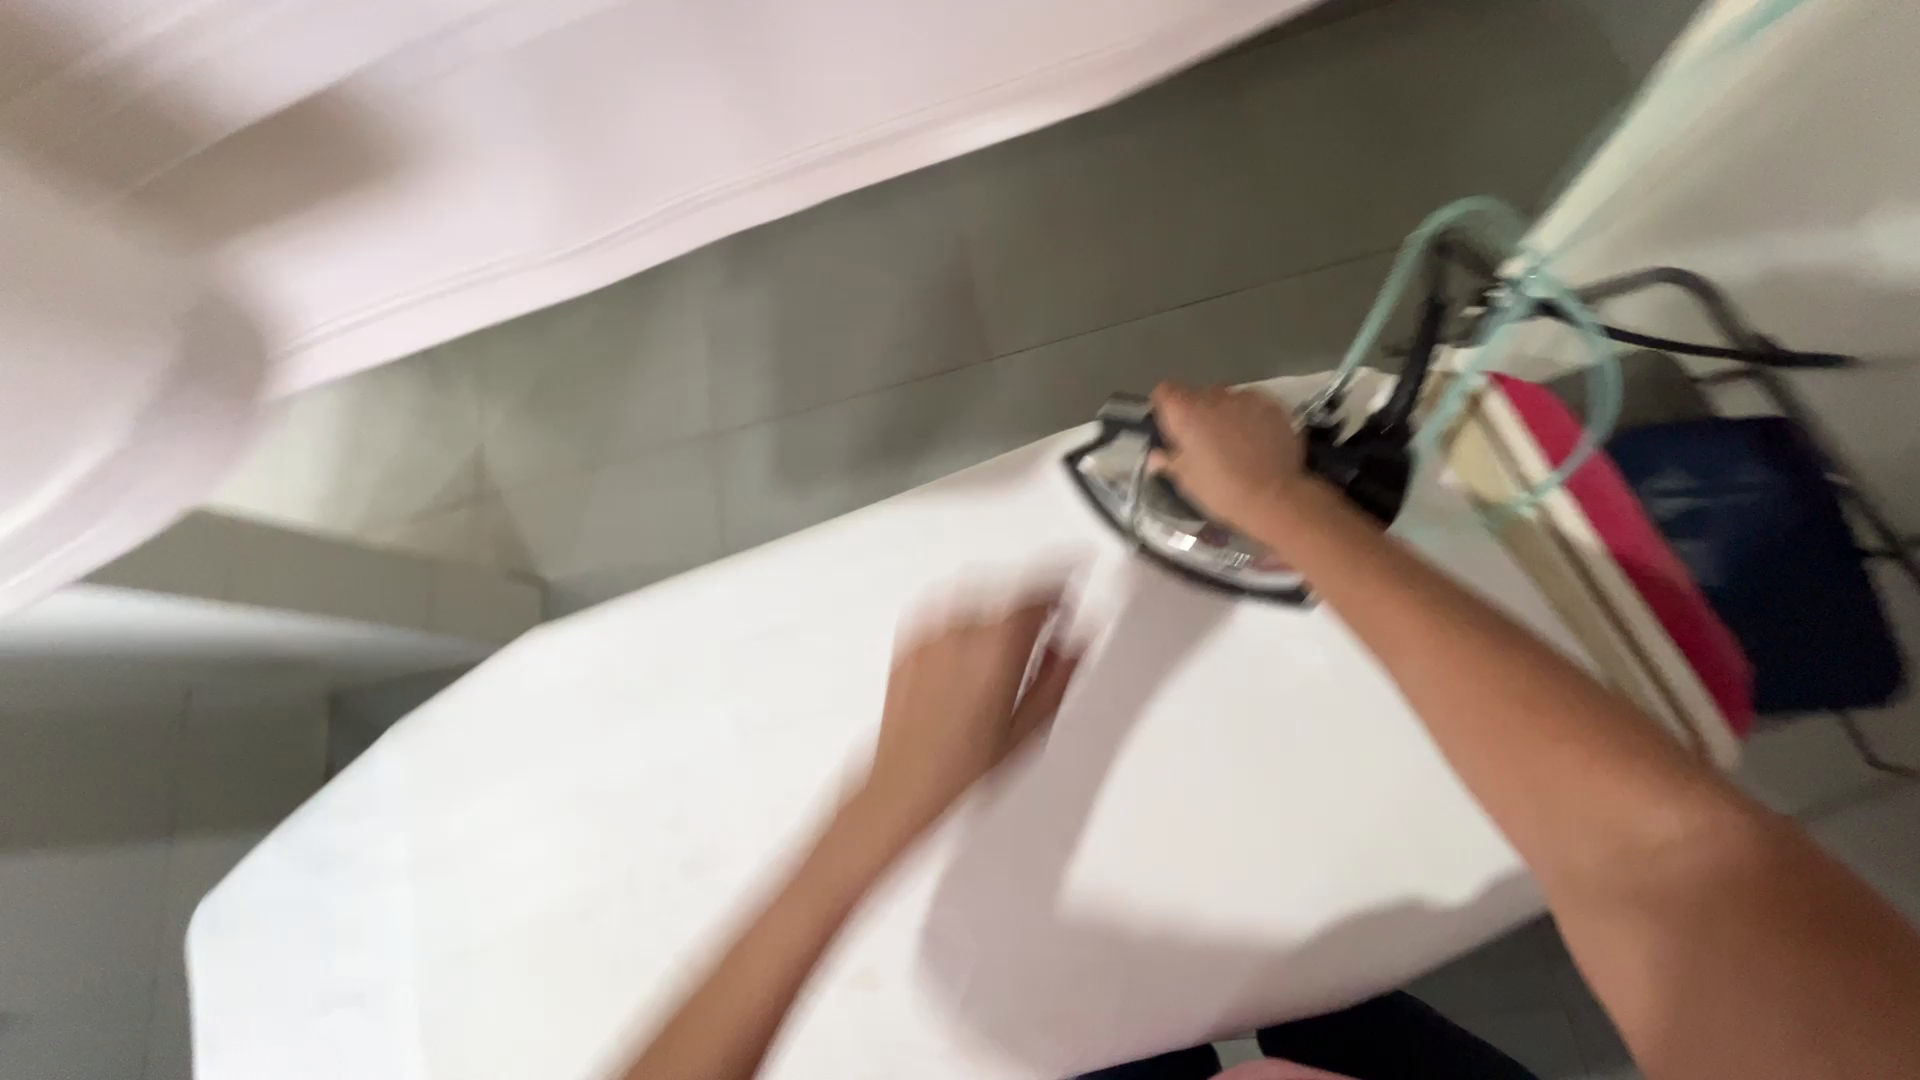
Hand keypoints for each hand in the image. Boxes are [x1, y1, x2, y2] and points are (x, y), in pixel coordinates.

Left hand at [859, 589, 1082, 832]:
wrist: (906, 779)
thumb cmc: (962, 764)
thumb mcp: (1030, 726)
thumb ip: (1059, 677)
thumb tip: (1075, 646)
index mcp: (998, 646)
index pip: (1039, 595)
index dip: (1059, 593)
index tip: (1066, 599)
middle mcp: (962, 630)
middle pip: (1007, 598)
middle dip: (1027, 614)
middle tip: (1039, 640)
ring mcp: (930, 632)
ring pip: (976, 602)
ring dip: (994, 618)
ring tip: (1000, 656)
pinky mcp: (909, 641)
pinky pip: (945, 615)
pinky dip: (964, 626)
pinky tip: (969, 659)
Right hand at [1151, 380, 1308, 537]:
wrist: (1272, 497)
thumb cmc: (1220, 490)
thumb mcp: (1185, 480)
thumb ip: (1168, 461)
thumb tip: (1156, 457)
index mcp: (1186, 412)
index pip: (1164, 391)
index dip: (1165, 406)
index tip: (1170, 425)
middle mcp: (1214, 397)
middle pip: (1198, 394)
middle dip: (1197, 412)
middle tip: (1202, 440)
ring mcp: (1247, 398)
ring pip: (1228, 398)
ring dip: (1225, 413)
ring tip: (1233, 440)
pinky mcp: (1273, 406)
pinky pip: (1254, 405)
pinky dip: (1250, 417)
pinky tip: (1256, 439)